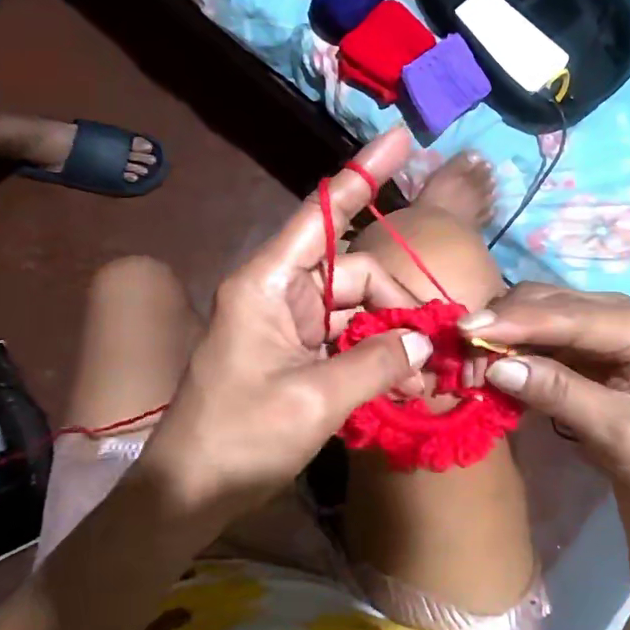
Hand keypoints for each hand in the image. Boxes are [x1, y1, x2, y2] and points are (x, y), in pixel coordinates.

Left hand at [132, 129, 433, 525]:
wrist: (190, 492)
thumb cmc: (239, 440)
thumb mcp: (314, 402)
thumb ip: (377, 363)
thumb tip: (425, 339)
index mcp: (267, 285)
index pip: (320, 215)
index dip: (361, 174)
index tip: (400, 137)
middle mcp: (278, 293)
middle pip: (353, 273)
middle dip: (399, 303)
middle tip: (439, 346)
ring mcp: (287, 324)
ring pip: (356, 308)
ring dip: (392, 336)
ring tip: (426, 376)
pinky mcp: (295, 354)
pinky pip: (346, 338)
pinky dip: (376, 355)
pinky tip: (405, 381)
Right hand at [459, 285, 629, 515]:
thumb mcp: (610, 429)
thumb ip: (558, 392)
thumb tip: (498, 366)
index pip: (568, 316)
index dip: (516, 321)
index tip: (467, 331)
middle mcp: (619, 309)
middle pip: (543, 301)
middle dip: (499, 326)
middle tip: (463, 360)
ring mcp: (594, 316)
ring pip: (529, 306)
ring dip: (495, 331)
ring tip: (471, 365)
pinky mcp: (572, 331)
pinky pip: (527, 324)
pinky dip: (501, 340)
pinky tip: (484, 360)